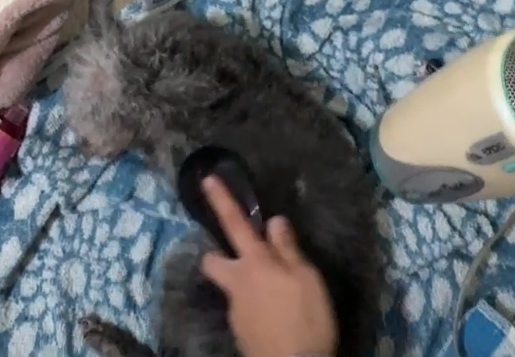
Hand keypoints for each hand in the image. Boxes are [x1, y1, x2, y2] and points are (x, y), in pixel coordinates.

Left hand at [198, 176, 338, 356]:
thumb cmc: (305, 320)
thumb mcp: (307, 278)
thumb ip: (288, 248)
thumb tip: (274, 220)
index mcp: (255, 263)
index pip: (235, 223)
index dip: (221, 200)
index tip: (206, 180)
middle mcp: (237, 284)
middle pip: (213, 261)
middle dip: (218, 256)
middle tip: (240, 261)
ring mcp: (235, 312)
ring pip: (233, 289)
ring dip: (247, 287)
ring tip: (277, 300)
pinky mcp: (240, 336)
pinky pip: (244, 312)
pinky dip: (255, 310)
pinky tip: (275, 320)